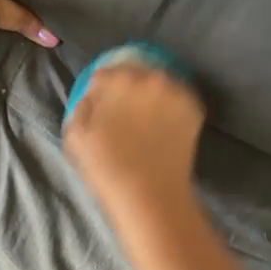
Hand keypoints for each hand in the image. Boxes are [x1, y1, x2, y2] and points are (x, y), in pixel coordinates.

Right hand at [64, 65, 205, 213]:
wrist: (150, 195)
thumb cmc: (107, 168)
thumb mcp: (76, 134)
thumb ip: (83, 105)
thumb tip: (93, 95)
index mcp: (120, 79)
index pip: (106, 74)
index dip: (101, 90)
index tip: (102, 105)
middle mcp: (151, 78)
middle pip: (136, 74)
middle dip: (129, 89)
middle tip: (126, 112)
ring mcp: (177, 92)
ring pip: (160, 84)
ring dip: (153, 95)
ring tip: (147, 119)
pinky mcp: (194, 109)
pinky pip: (179, 99)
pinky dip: (172, 107)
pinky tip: (165, 125)